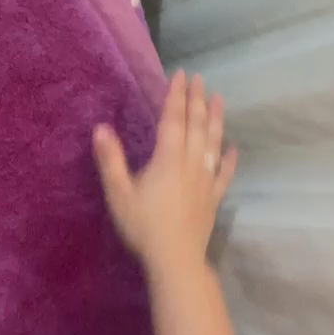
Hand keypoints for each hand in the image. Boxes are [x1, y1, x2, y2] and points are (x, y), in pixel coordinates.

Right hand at [93, 71, 237, 273]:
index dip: (176, 96)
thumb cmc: (143, 225)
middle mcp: (191, 164)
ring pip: (213, 144)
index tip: (181, 75)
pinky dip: (230, 159)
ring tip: (219, 99)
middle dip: (197, 100)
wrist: (175, 259)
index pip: (173, 120)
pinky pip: (225, 174)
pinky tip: (233, 148)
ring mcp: (206, 181)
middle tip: (199, 79)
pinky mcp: (213, 198)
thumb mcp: (119, 193)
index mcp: (168, 159)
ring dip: (216, 120)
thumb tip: (100, 128)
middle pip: (196, 126)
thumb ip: (111, 160)